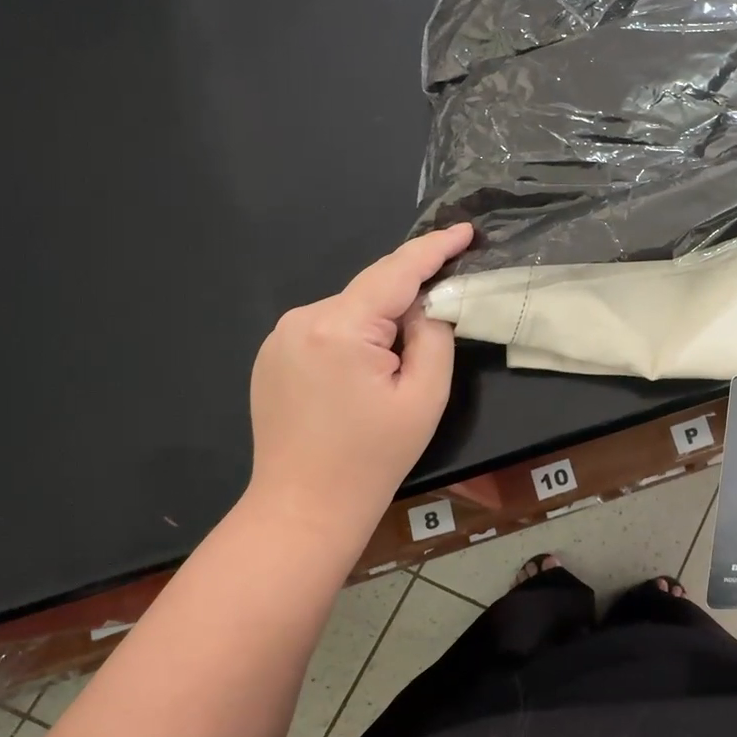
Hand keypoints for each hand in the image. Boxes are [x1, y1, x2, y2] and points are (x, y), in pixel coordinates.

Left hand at [245, 224, 473, 532]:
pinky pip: (326, 330)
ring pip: (349, 310)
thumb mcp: (425, 396)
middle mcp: (301, 320)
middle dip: (409, 299)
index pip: (396, 272)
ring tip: (396, 372)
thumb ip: (434, 337)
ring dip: (380, 323)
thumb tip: (426, 307)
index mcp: (340, 328)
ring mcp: (279, 337)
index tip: (466, 229)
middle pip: (371, 292)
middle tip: (442, 322)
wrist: (303, 506)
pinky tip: (363, 378)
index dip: (434, 248)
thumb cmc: (373, 457)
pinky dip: (354, 337)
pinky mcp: (270, 356)